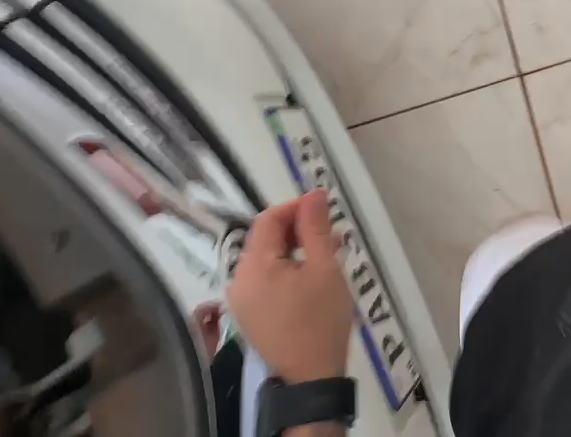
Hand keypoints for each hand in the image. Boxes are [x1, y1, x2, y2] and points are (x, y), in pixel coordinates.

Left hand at [226, 190, 353, 383]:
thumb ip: (315, 227)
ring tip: (328, 250)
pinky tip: (313, 273)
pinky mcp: (250, 314)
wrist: (311, 377)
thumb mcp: (324, 266)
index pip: (268, 219)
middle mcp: (239, 281)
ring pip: (268, 258)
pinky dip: (288, 267)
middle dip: (298, 228)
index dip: (296, 206)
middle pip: (265, 238)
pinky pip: (266, 278)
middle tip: (331, 231)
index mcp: (254, 268)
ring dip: (296, 247)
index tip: (325, 207)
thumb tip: (314, 194)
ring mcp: (242, 300)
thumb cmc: (320, 318)